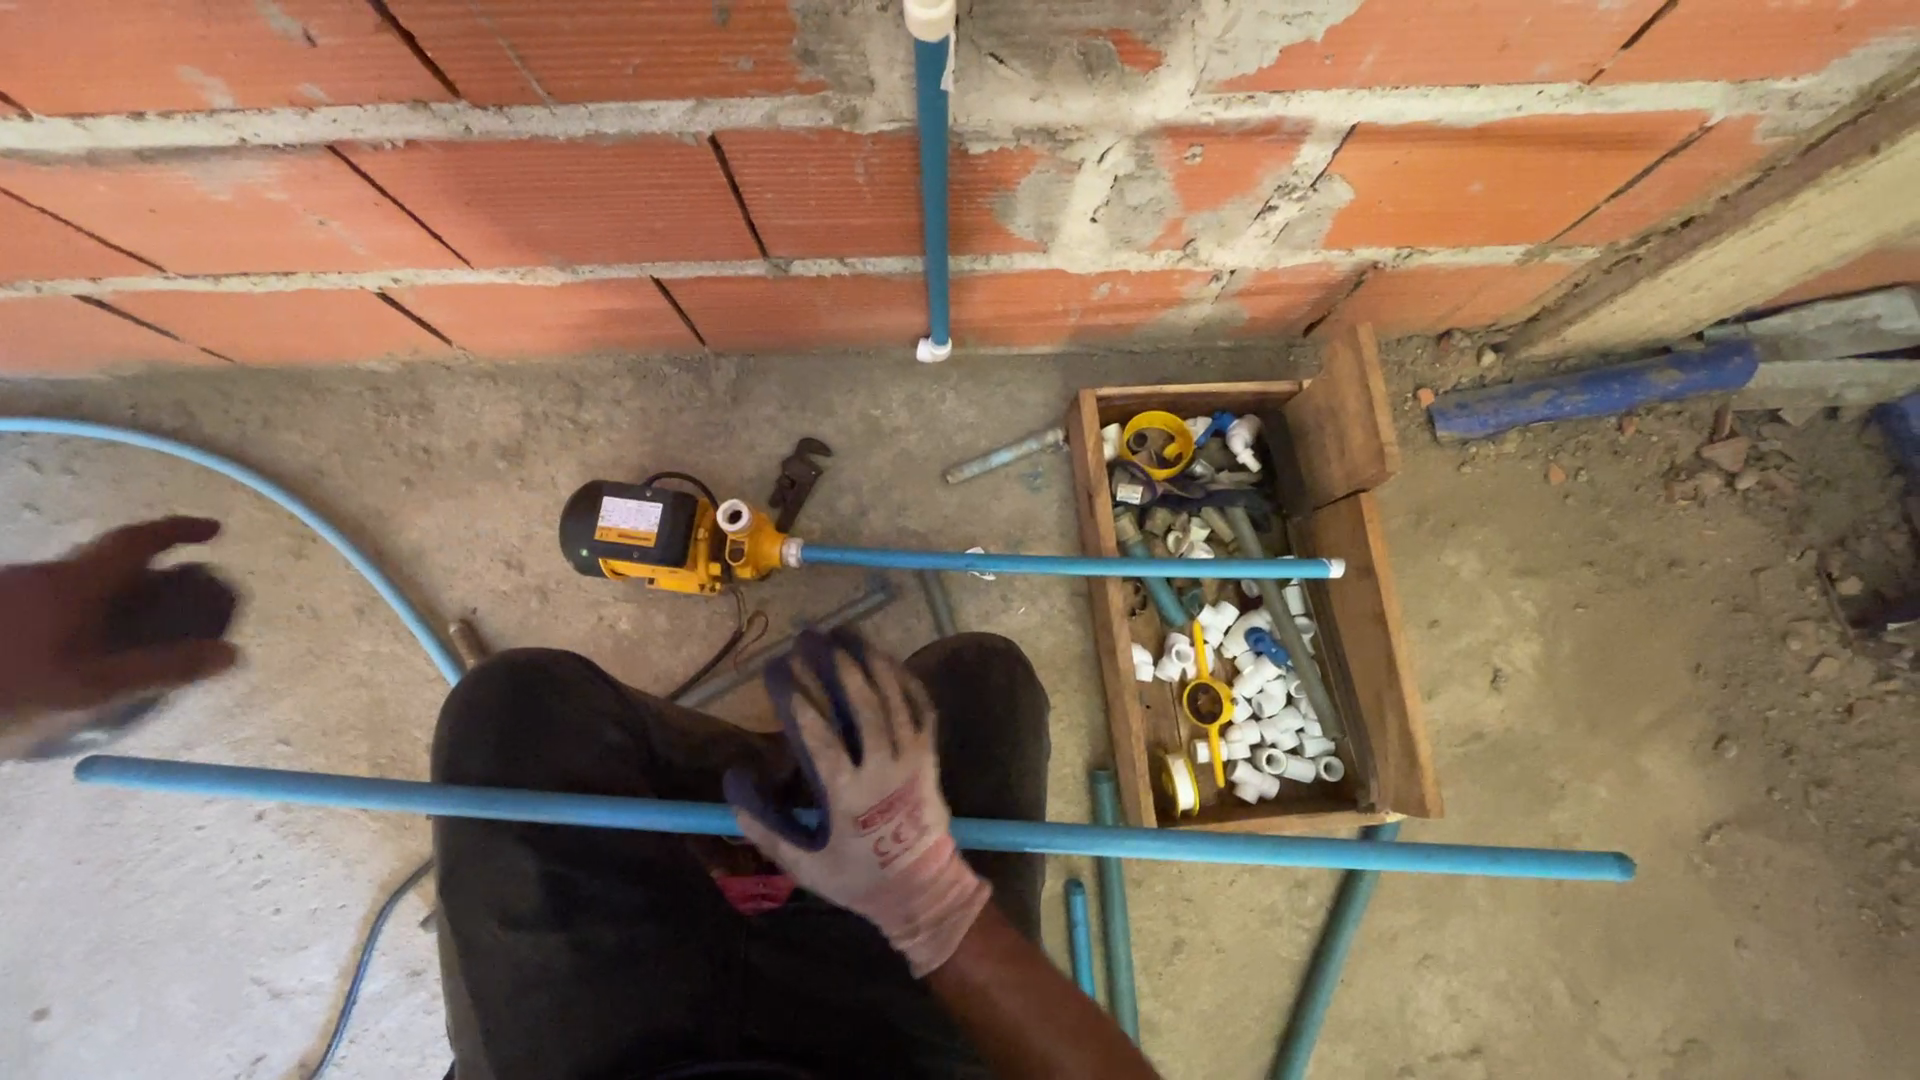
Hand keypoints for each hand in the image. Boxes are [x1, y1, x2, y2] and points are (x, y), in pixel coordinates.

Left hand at [0, 517, 237, 754]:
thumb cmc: (3, 694)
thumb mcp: (92, 690)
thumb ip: (165, 669)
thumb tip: (231, 653)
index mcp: (73, 584)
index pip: (137, 540)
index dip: (178, 530)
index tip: (213, 530)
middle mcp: (35, 577)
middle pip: (104, 567)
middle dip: (144, 582)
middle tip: (172, 610)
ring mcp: (2, 594)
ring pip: (67, 590)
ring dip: (101, 608)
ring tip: (115, 647)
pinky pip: (37, 608)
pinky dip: (65, 623)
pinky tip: (61, 661)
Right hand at [724, 629, 989, 976]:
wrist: (922, 889)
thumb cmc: (857, 877)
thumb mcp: (802, 864)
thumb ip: (763, 825)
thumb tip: (732, 779)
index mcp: (849, 796)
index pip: (819, 737)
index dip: (796, 700)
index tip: (775, 669)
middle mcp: (885, 768)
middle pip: (862, 704)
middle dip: (834, 664)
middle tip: (808, 636)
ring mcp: (913, 757)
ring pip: (893, 697)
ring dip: (868, 659)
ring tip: (844, 631)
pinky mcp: (931, 754)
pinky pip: (921, 706)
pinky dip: (904, 678)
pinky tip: (885, 658)